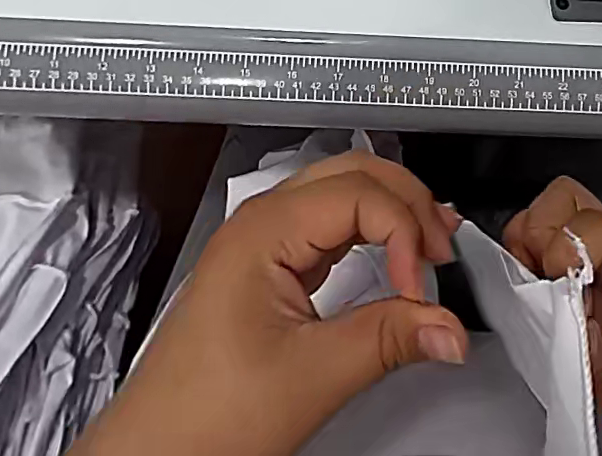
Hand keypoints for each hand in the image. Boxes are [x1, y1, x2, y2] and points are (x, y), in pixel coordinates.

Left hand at [77, 150, 469, 455]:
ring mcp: (268, 235)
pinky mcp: (274, 259)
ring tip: (432, 241)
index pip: (359, 195)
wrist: (152, 454)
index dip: (402, 233)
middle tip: (442, 248)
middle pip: (354, 173)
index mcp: (266, 228)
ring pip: (346, 190)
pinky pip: (334, 222)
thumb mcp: (307, 378)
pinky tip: (397, 250)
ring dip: (394, 209)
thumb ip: (386, 342)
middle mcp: (266, 218)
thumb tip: (449, 329)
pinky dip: (374, 229)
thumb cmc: (204, 417)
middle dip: (406, 201)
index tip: (422, 289)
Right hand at [505, 178, 601, 455]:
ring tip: (527, 300)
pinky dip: (528, 289)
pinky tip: (532, 319)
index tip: (549, 289)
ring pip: (555, 237)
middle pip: (572, 208)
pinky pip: (550, 284)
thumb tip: (570, 331)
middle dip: (537, 232)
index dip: (564, 246)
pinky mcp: (593, 324)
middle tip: (527, 280)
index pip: (598, 226)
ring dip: (528, 256)